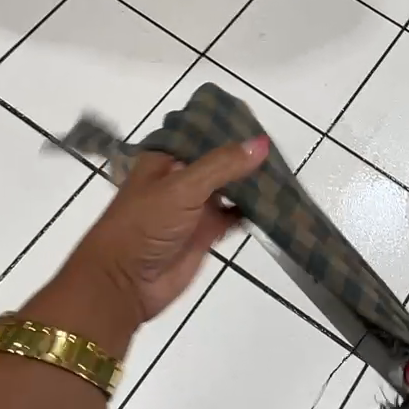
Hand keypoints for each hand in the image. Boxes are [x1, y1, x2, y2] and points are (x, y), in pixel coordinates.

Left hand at [59, 136, 269, 323]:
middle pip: (220, 162)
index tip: (262, 124)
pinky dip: (254, 210)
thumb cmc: (143, 225)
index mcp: (166, 159)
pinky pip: (235, 215)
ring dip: (253, 183)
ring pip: (230, 188)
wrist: (123, 284)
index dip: (229, 128)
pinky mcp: (206, 233)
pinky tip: (277, 203)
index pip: (202, 134)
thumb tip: (261, 142)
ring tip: (285, 172)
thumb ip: (223, 165)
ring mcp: (194, 207)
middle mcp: (181, 179)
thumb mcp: (182, 188)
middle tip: (282, 149)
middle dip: (246, 157)